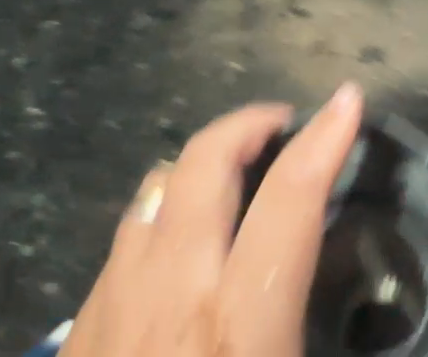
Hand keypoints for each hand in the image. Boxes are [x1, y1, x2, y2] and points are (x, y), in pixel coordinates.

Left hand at [60, 85, 364, 356]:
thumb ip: (312, 329)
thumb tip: (331, 307)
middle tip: (282, 124)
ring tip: (233, 179)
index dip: (325, 139)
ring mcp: (115, 301)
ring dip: (201, 167)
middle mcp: (173, 290)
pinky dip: (161, 216)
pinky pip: (126, 237)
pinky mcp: (79, 326)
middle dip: (247, 124)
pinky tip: (176, 247)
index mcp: (239, 320)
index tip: (349, 98)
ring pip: (156, 189)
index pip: (290, 200)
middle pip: (205, 164)